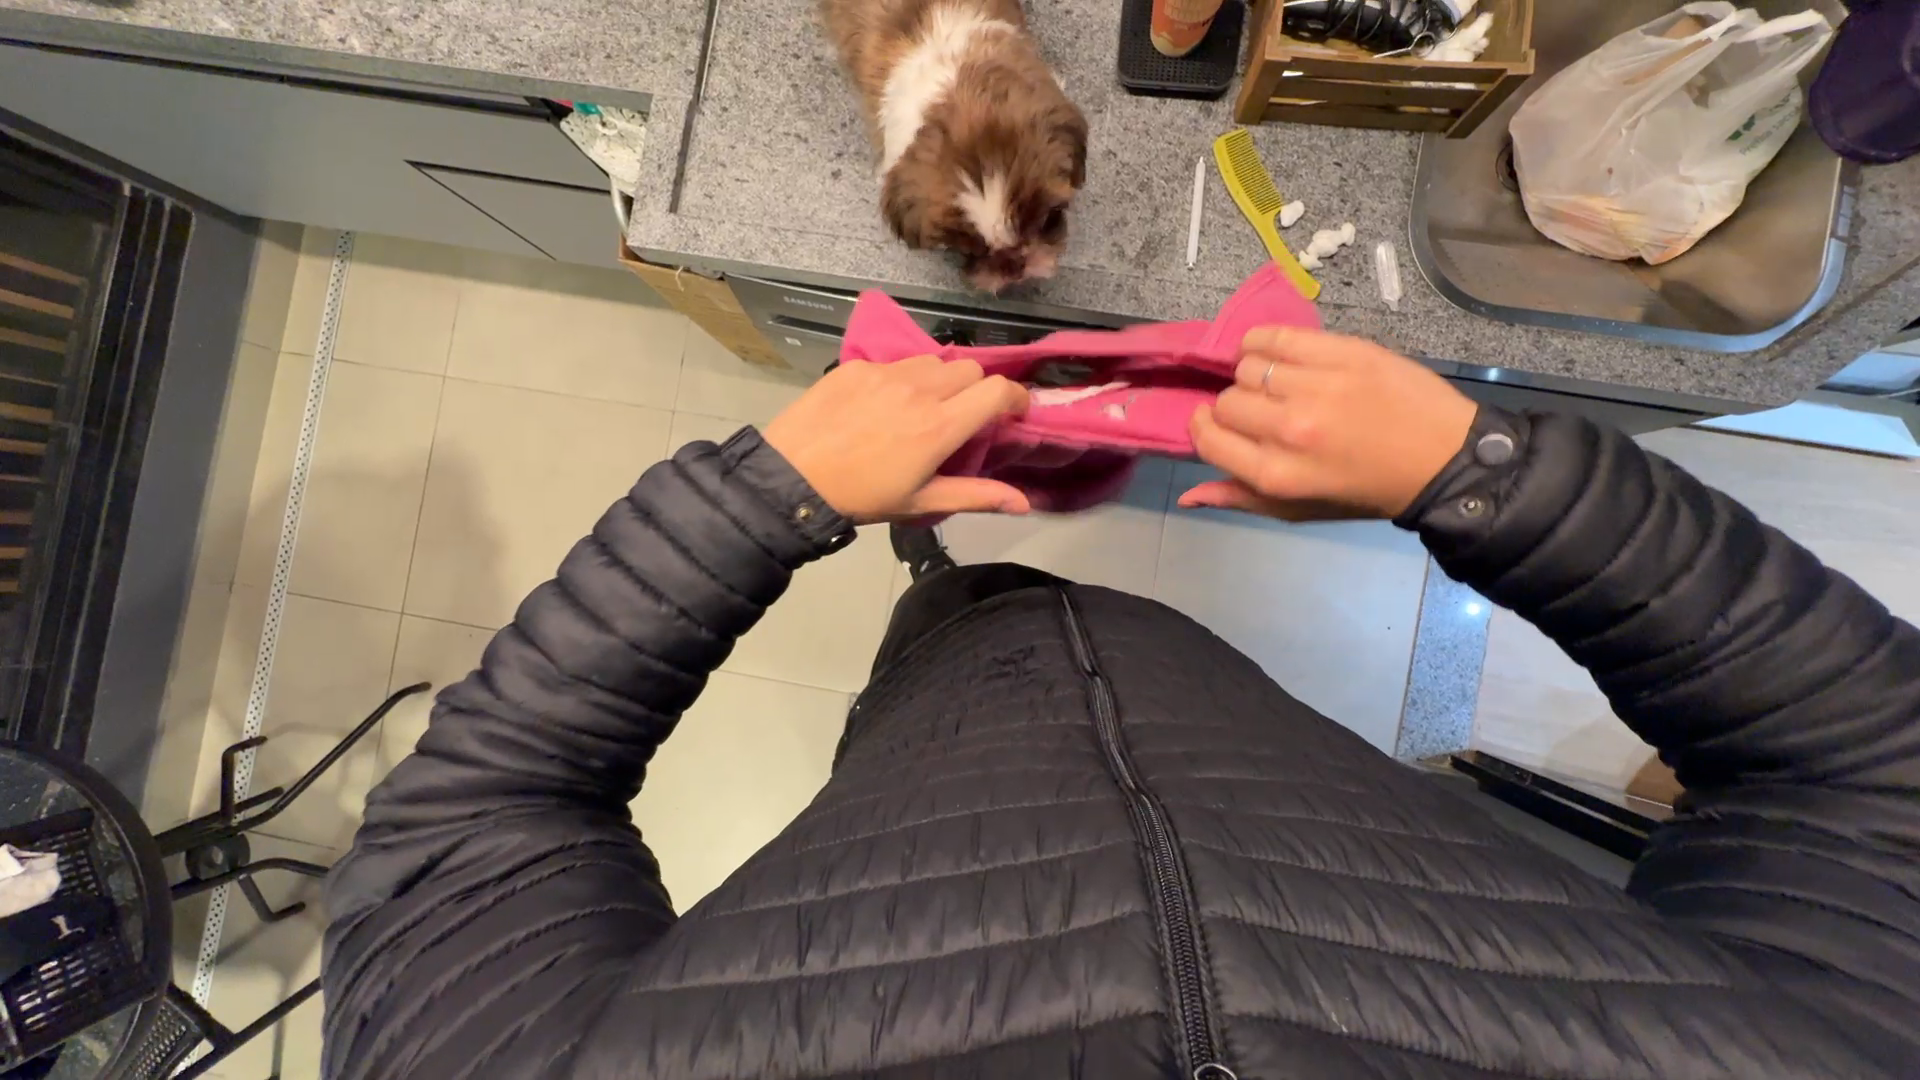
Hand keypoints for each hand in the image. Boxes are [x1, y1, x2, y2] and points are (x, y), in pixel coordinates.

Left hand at [764, 356, 1030, 522]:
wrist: (792, 478)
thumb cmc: (862, 496)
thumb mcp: (922, 502)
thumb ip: (976, 496)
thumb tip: (1023, 503)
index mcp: (940, 426)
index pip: (997, 391)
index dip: (1016, 396)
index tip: (1016, 410)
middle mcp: (919, 390)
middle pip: (970, 370)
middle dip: (977, 389)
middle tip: (964, 414)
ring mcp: (886, 372)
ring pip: (933, 361)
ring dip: (941, 380)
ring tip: (924, 406)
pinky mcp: (857, 365)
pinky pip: (895, 363)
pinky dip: (902, 378)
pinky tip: (883, 404)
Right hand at [1179, 327, 1476, 521]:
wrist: (1443, 460)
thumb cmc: (1363, 491)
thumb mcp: (1297, 509)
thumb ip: (1238, 498)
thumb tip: (1186, 495)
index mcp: (1276, 474)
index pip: (1208, 438)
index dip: (1205, 428)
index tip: (1216, 424)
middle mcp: (1290, 430)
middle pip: (1226, 401)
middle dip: (1233, 405)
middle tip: (1259, 410)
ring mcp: (1318, 388)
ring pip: (1248, 366)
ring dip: (1252, 374)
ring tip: (1275, 383)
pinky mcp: (1343, 353)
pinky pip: (1275, 336)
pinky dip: (1262, 342)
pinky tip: (1271, 352)